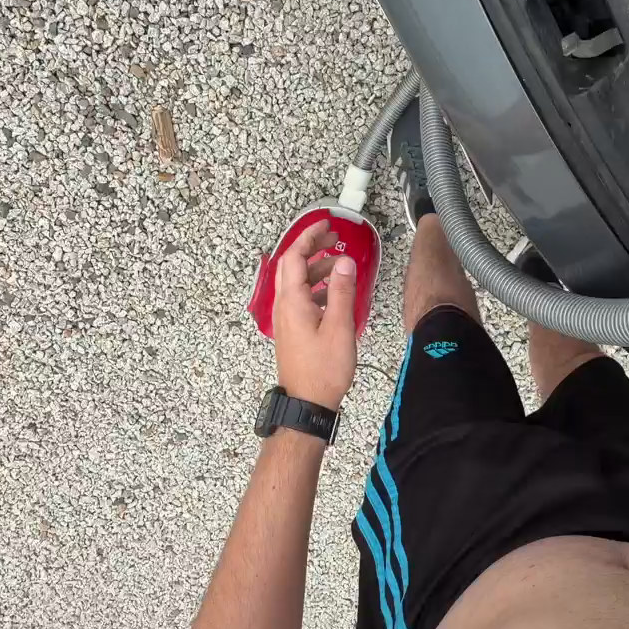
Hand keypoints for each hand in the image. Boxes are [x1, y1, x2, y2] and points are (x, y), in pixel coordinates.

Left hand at [272, 220, 359, 410]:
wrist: (307, 404)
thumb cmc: (323, 370)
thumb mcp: (339, 327)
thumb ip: (342, 291)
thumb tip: (343, 262)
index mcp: (292, 301)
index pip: (293, 256)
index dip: (308, 236)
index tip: (325, 225)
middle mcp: (284, 307)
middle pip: (292, 266)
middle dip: (311, 248)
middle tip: (332, 238)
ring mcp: (287, 319)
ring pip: (297, 283)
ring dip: (315, 268)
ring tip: (338, 264)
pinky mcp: (293, 330)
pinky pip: (301, 298)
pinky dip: (316, 287)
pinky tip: (334, 293)